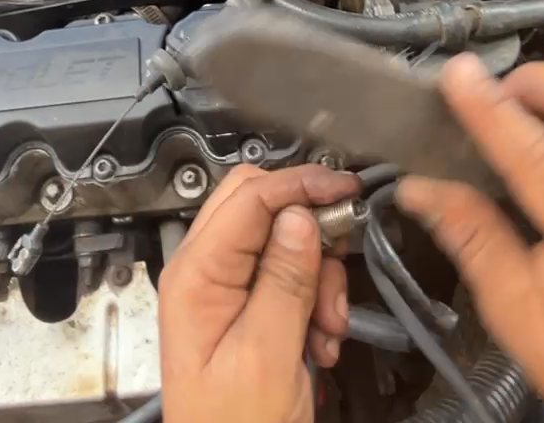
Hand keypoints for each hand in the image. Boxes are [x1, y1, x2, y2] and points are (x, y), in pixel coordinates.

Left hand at [158, 164, 359, 422]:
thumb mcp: (266, 358)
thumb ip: (284, 281)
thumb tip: (301, 214)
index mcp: (196, 271)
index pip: (248, 197)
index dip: (299, 184)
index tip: (346, 190)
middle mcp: (205, 267)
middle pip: (260, 206)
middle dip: (308, 231)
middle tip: (339, 264)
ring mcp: (225, 286)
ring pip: (281, 239)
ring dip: (317, 275)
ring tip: (330, 328)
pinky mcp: (248, 307)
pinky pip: (288, 276)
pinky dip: (315, 299)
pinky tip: (322, 341)